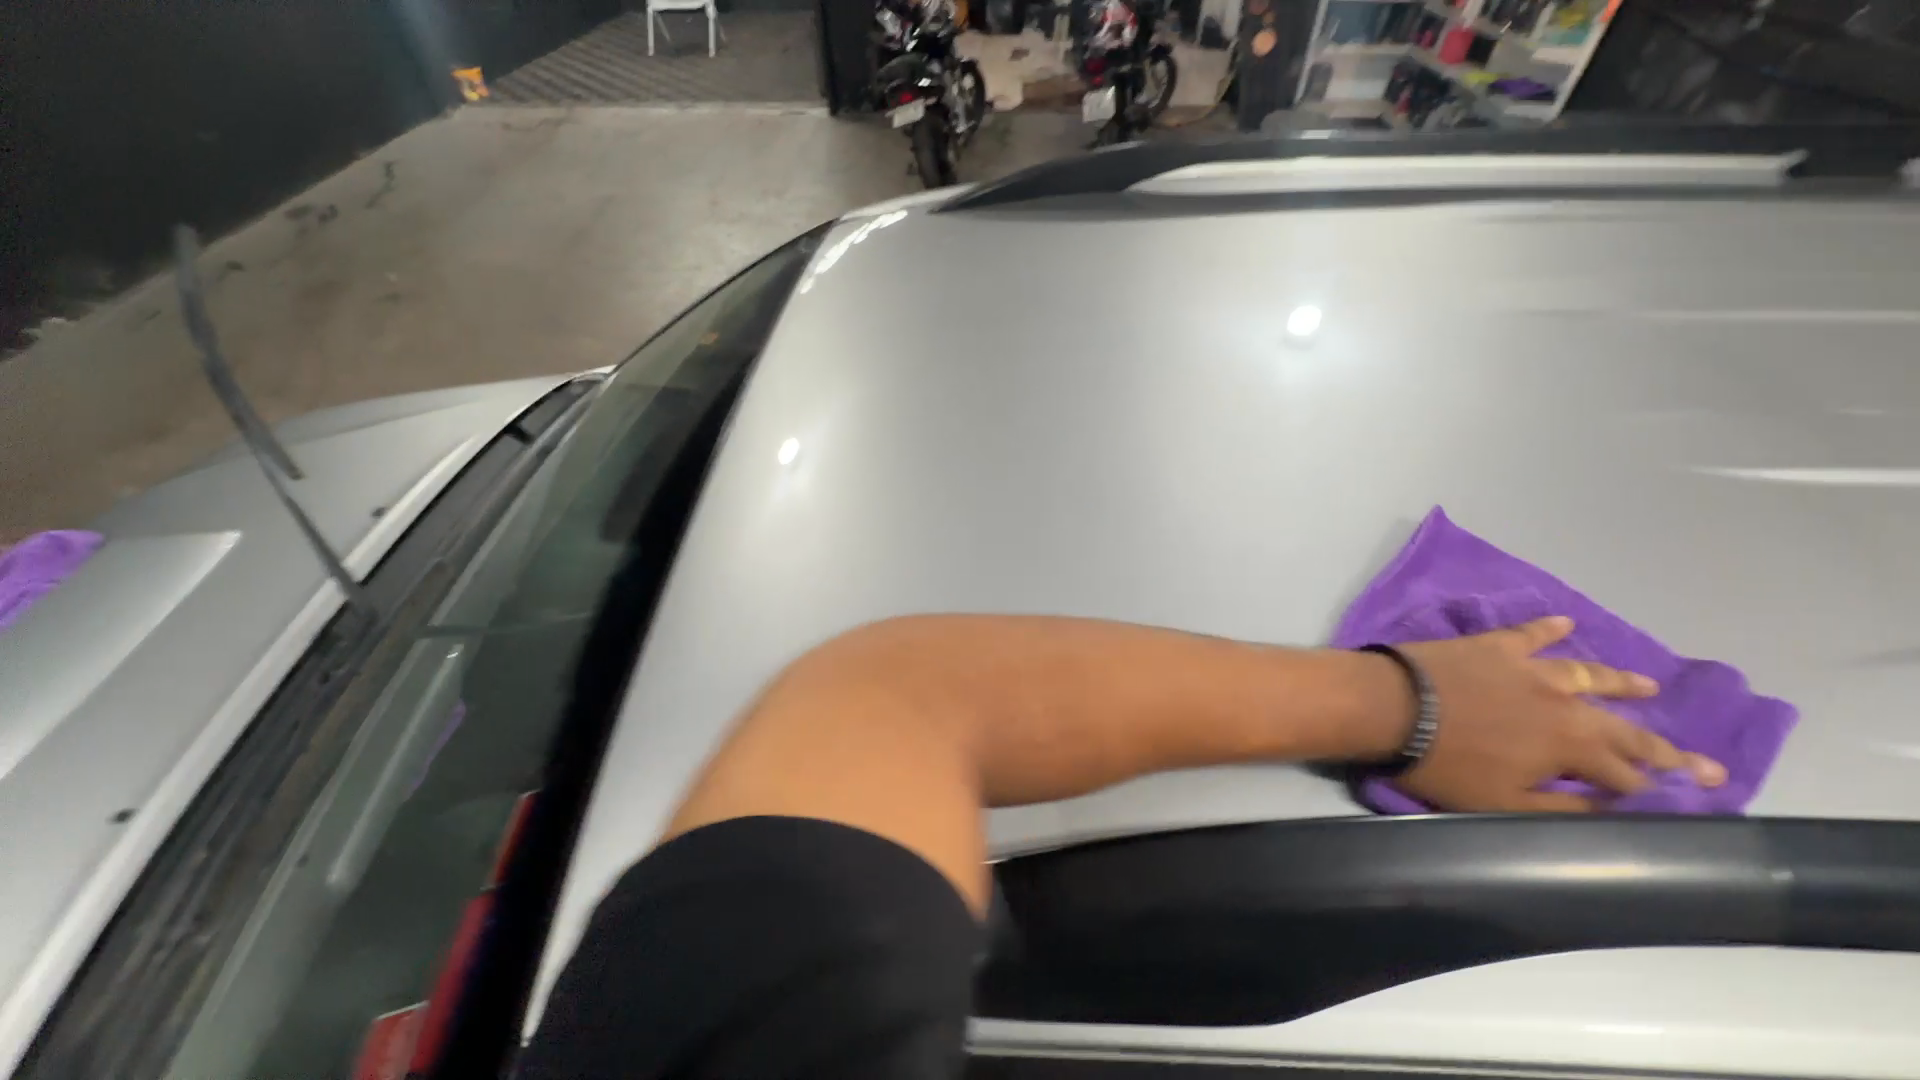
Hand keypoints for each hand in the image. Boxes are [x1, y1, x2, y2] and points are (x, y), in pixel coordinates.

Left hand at [1393, 616, 1726, 811]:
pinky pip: (1529, 633)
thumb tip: (1615, 811)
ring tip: (1650, 684)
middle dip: (1666, 748)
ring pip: (1587, 674)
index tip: (1698, 795)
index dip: (1661, 789)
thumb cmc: (1444, 764)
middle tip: (1707, 759)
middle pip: (1622, 728)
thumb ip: (1564, 808)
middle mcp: (1564, 703)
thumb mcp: (1505, 805)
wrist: (1392, 706)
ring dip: (1619, 681)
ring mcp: (1529, 668)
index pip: (1628, 775)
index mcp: (1570, 746)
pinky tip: (1565, 621)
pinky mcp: (1494, 645)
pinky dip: (1548, 628)